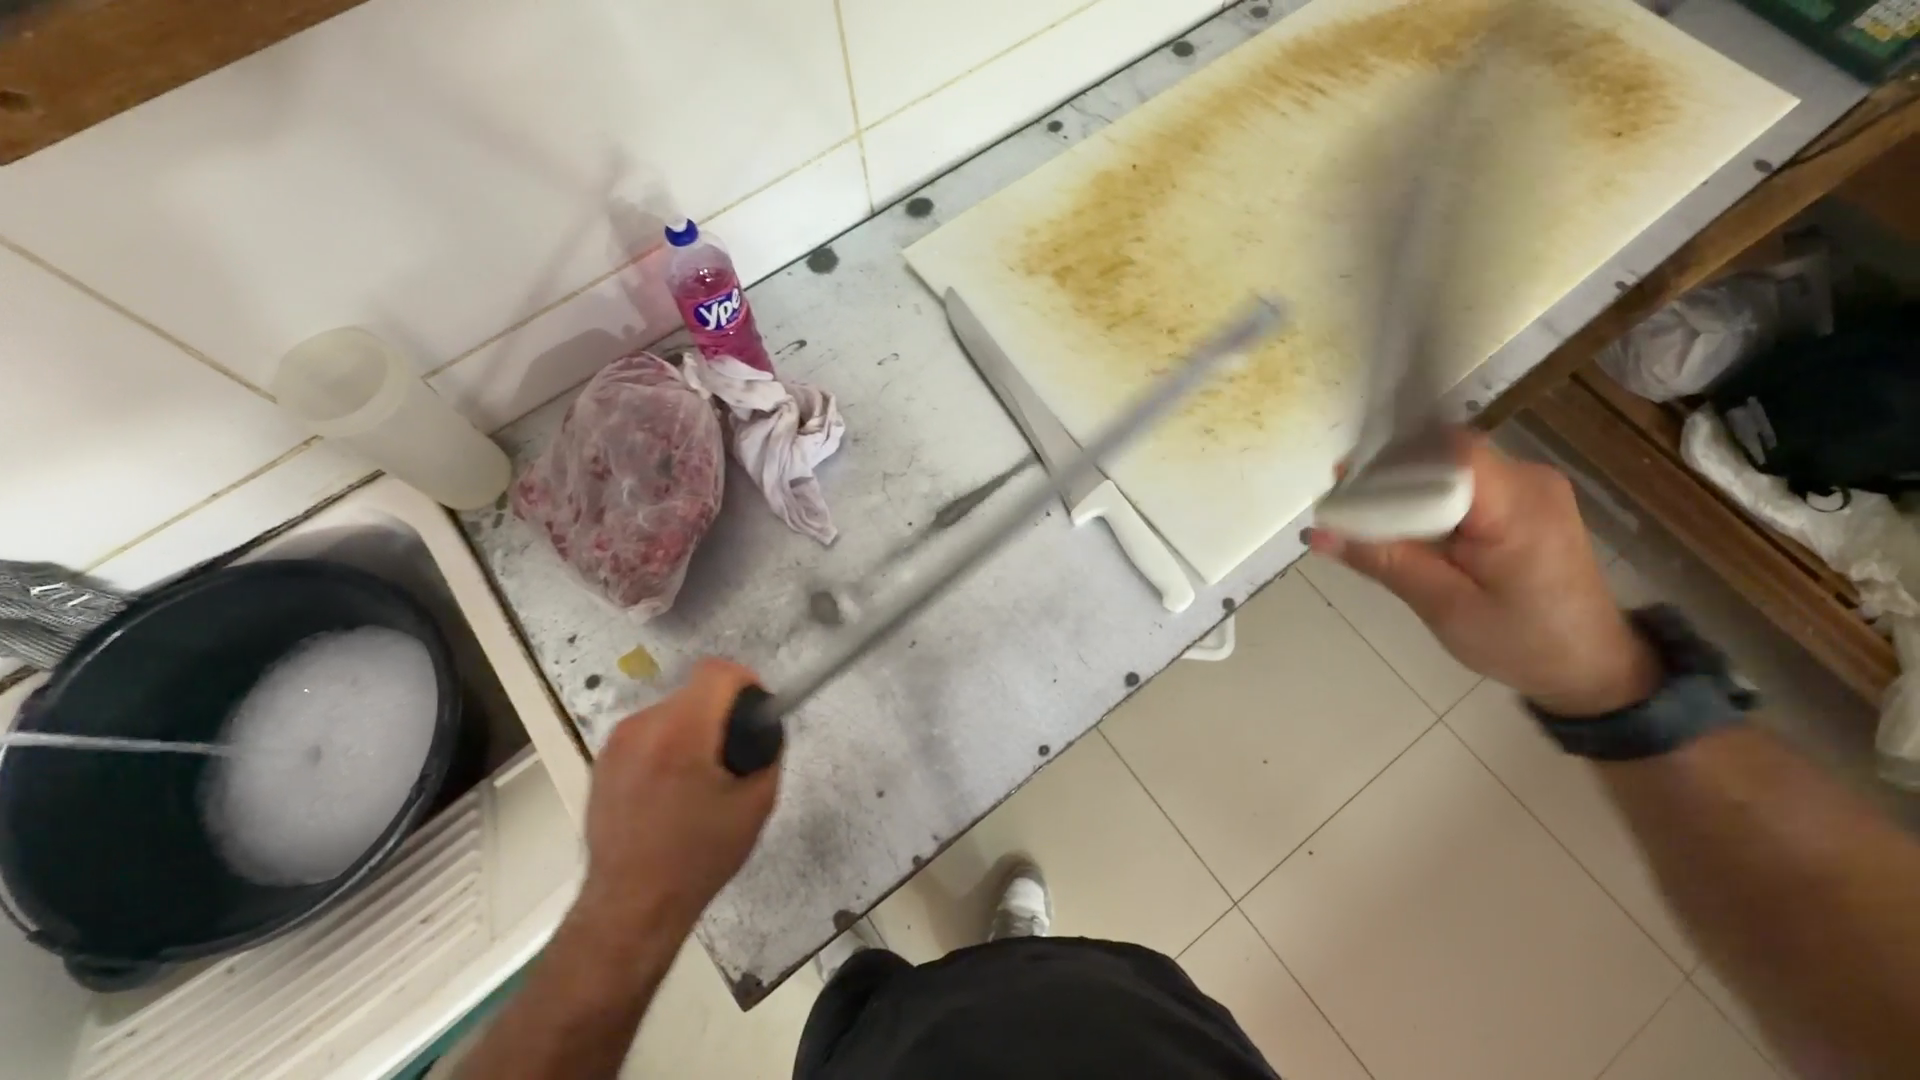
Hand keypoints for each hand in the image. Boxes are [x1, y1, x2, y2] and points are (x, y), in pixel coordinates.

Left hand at [573, 658, 778, 942]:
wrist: (632, 903)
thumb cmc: (700, 856)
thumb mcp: (756, 802)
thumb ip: (765, 749)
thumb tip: (761, 723)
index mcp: (682, 733)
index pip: (717, 671)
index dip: (744, 683)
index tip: (753, 714)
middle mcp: (642, 727)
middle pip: (693, 692)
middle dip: (718, 714)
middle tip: (731, 758)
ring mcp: (615, 743)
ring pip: (669, 713)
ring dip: (690, 731)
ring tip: (698, 780)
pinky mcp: (601, 761)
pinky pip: (646, 735)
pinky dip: (665, 748)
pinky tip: (669, 791)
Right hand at [1309, 430, 1658, 716]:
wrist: (1589, 664)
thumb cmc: (1519, 641)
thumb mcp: (1443, 607)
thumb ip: (1383, 561)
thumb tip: (1318, 533)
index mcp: (1518, 508)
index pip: (1451, 452)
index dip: (1395, 460)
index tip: (1347, 484)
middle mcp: (1530, 480)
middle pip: (1446, 453)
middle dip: (1391, 474)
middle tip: (1346, 508)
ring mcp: (1532, 485)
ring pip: (1451, 464)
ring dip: (1407, 486)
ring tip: (1369, 521)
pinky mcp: (1525, 496)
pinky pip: (1465, 480)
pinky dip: (1429, 496)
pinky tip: (1407, 527)